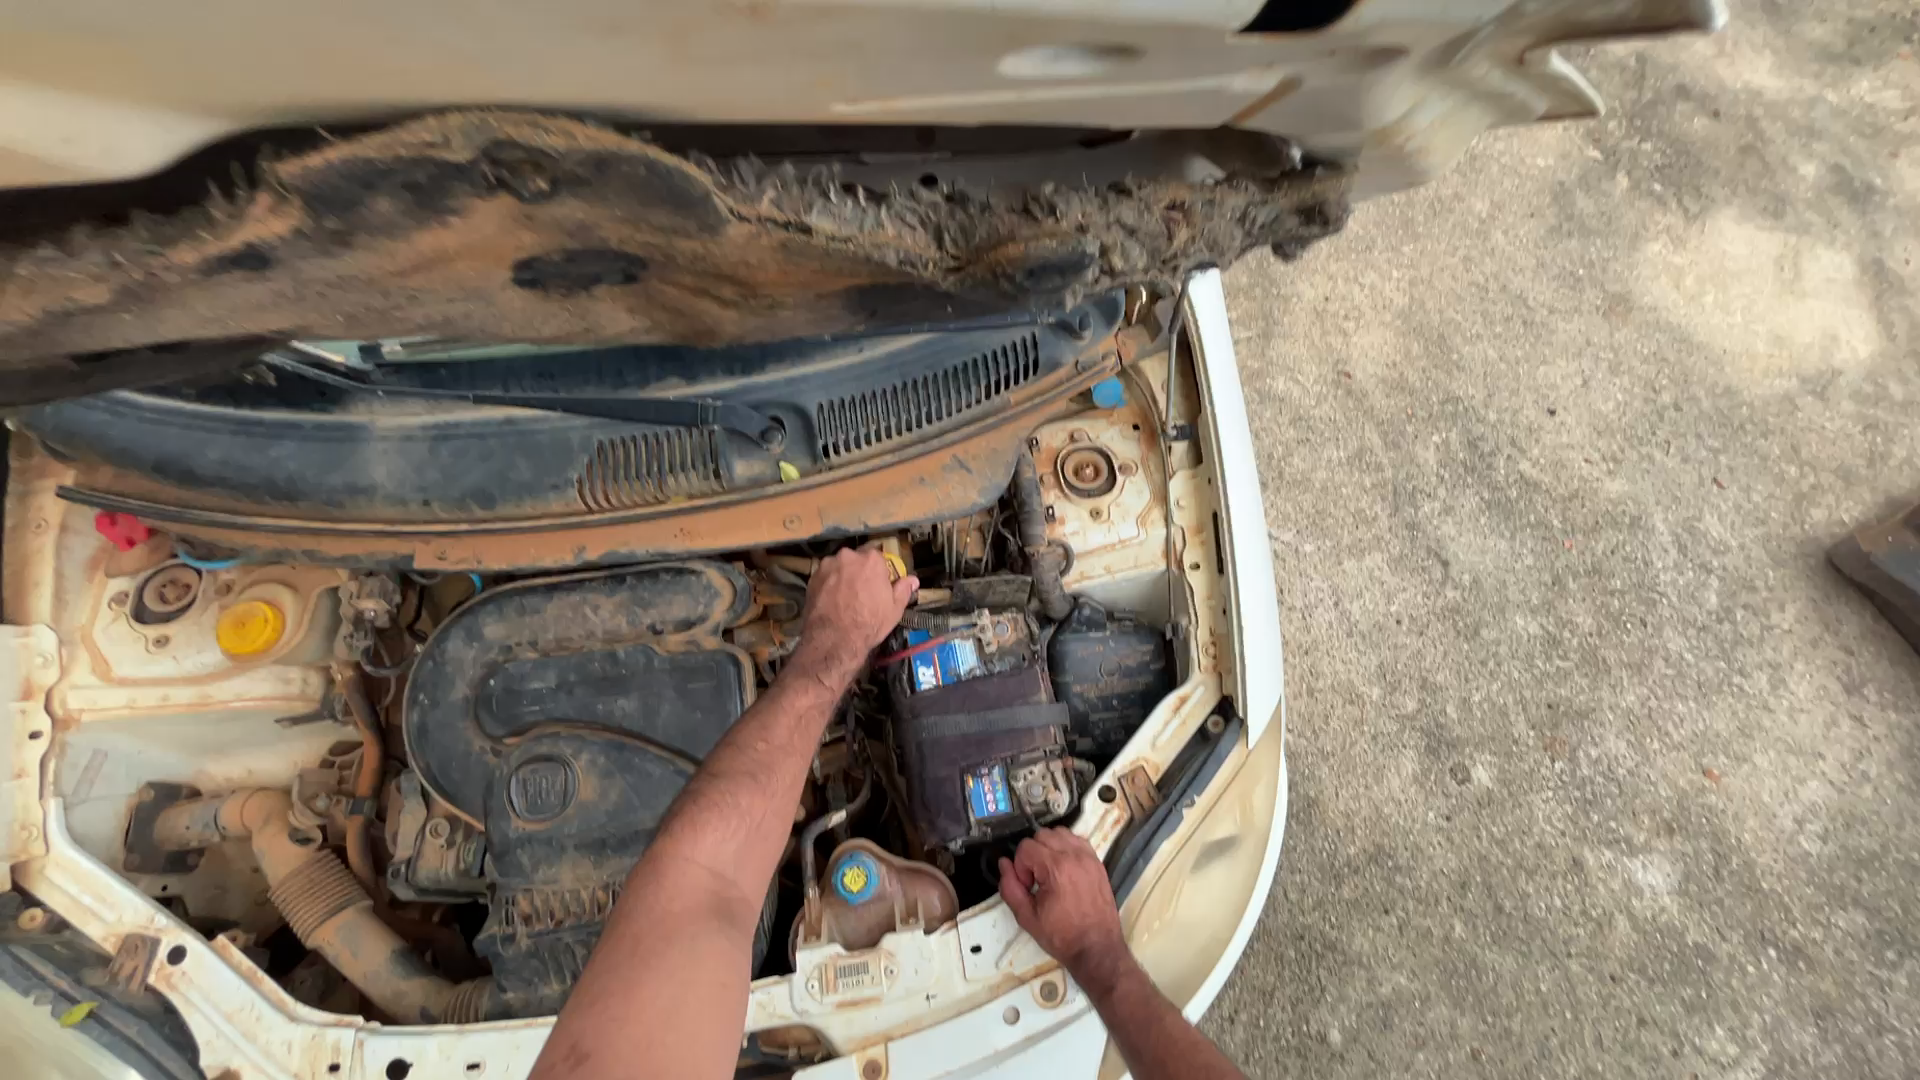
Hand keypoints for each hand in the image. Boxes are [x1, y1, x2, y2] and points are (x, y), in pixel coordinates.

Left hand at [795, 547, 916, 679]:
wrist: (834, 638)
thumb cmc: (869, 622)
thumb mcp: (894, 609)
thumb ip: (903, 589)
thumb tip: (913, 580)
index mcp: (872, 560)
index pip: (878, 558)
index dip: (879, 572)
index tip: (879, 585)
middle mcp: (848, 556)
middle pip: (856, 560)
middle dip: (859, 571)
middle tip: (861, 591)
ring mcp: (828, 565)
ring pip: (839, 567)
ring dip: (842, 576)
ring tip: (844, 598)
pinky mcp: (812, 577)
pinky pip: (825, 576)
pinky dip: (829, 584)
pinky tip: (832, 601)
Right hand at [998, 828, 1129, 989]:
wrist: (1097, 949)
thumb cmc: (1062, 936)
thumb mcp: (1027, 918)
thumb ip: (1010, 888)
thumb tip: (1004, 863)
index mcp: (1056, 868)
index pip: (1026, 847)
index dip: (1021, 867)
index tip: (1028, 886)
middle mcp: (1074, 855)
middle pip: (1041, 835)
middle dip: (1033, 854)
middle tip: (1037, 880)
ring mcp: (1088, 857)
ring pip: (1059, 832)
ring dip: (1049, 847)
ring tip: (1050, 872)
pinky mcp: (1097, 861)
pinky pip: (1076, 839)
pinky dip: (1066, 847)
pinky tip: (1064, 868)